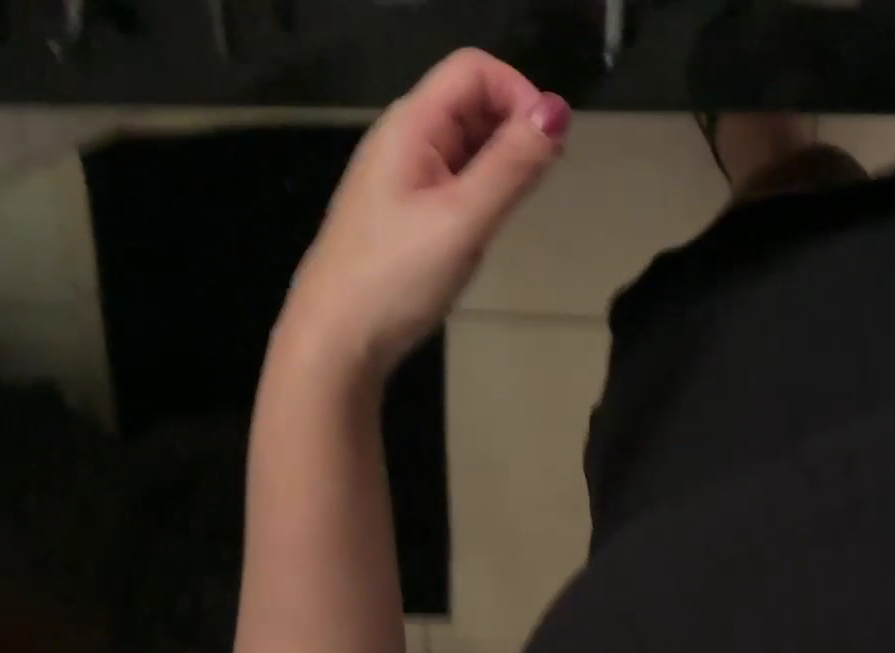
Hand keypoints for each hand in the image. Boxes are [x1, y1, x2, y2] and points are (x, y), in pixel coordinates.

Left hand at [280, 49, 571, 384]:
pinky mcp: (403, 215)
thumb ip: (511, 166)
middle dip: (514, 128)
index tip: (550, 146)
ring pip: (465, 145)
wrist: (337, 339)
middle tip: (541, 181)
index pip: (474, 70)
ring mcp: (401, 180)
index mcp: (411, 127)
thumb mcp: (463, 220)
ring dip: (501, 162)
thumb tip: (557, 113)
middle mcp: (403, 141)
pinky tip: (487, 226)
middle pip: (470, 102)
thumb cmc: (396, 279)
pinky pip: (453, 180)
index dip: (519, 93)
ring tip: (515, 208)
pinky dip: (481, 189)